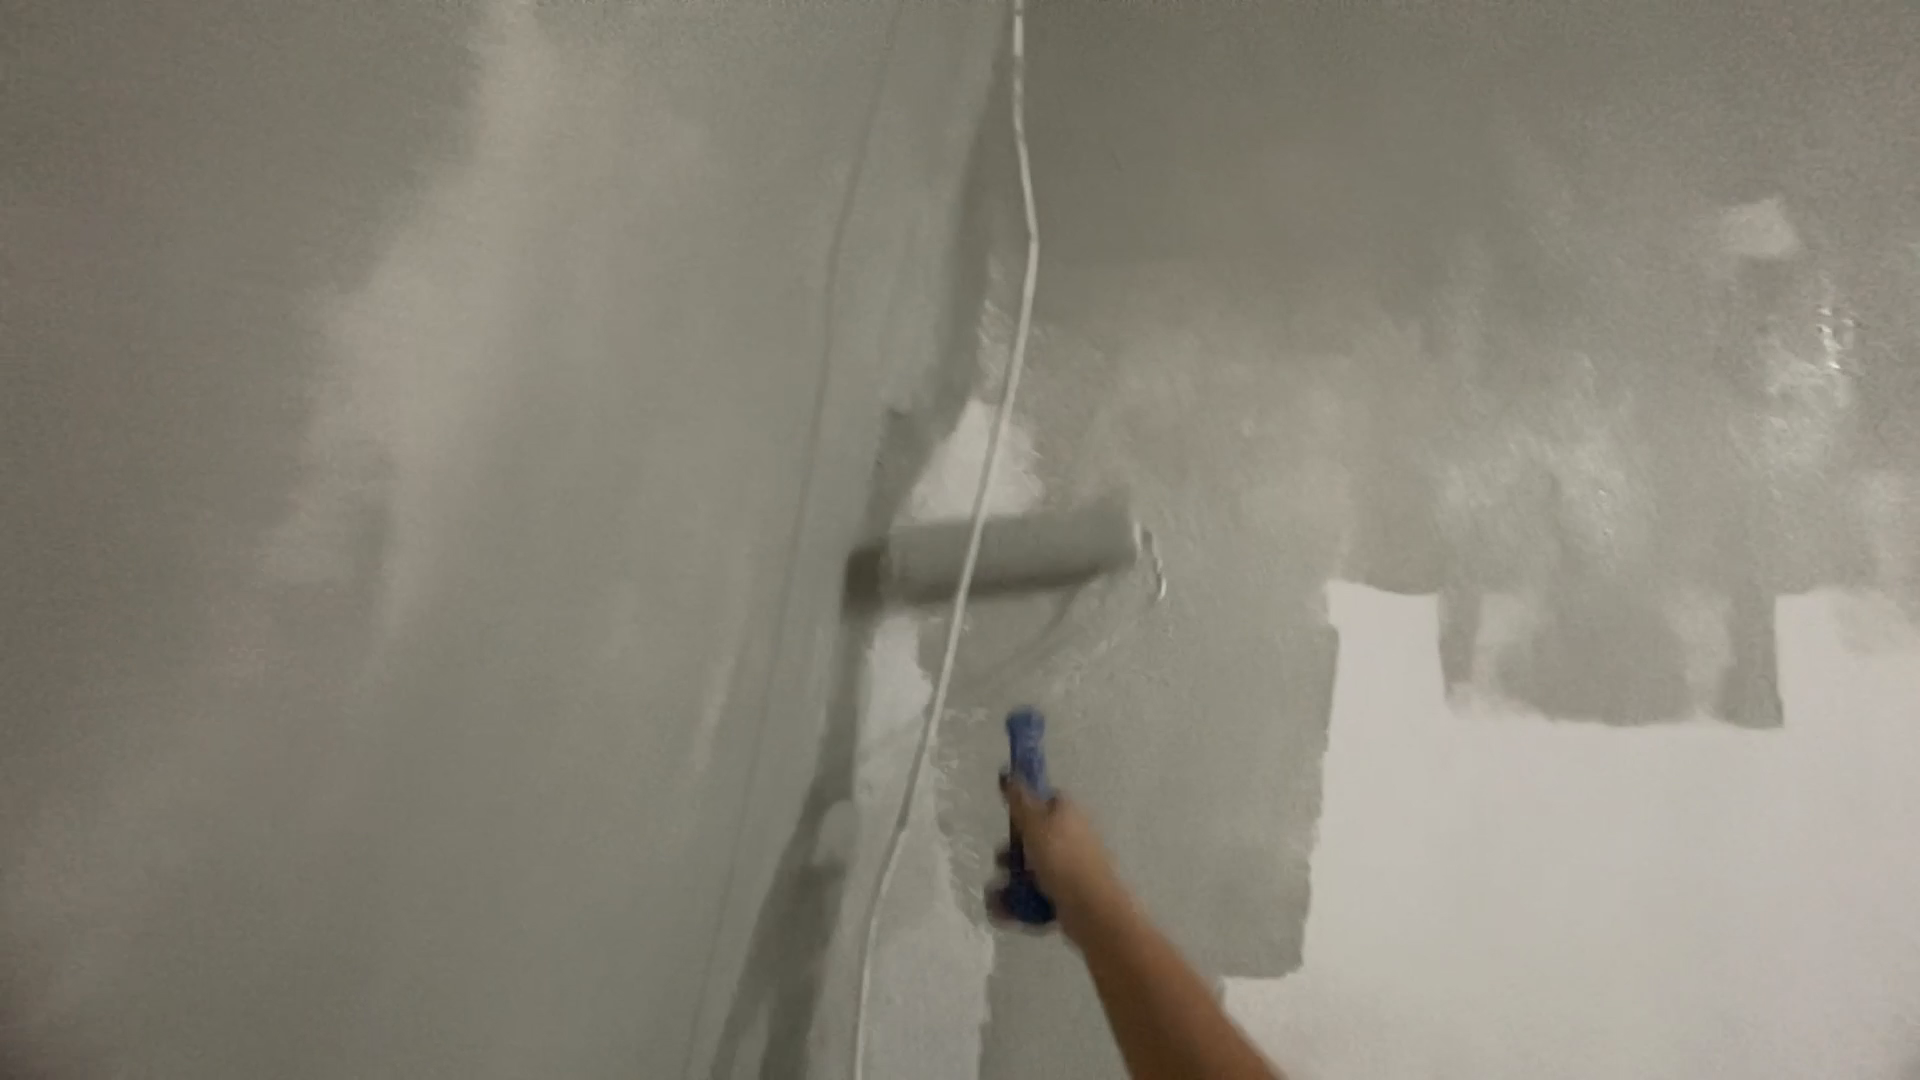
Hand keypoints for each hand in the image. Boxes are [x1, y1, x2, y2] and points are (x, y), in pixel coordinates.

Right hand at [988, 777, 1127, 942]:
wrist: (1093, 911)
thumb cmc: (1062, 859)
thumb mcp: (1035, 823)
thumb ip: (1018, 799)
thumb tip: (1007, 771)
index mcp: (1067, 812)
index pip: (1043, 800)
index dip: (1023, 809)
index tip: (1009, 820)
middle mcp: (1071, 836)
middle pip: (1032, 838)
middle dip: (1011, 853)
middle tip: (1002, 862)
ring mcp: (1070, 868)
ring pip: (1031, 870)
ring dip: (1010, 882)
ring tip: (998, 895)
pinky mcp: (1067, 896)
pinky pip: (1036, 895)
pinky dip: (1020, 902)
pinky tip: (1004, 911)